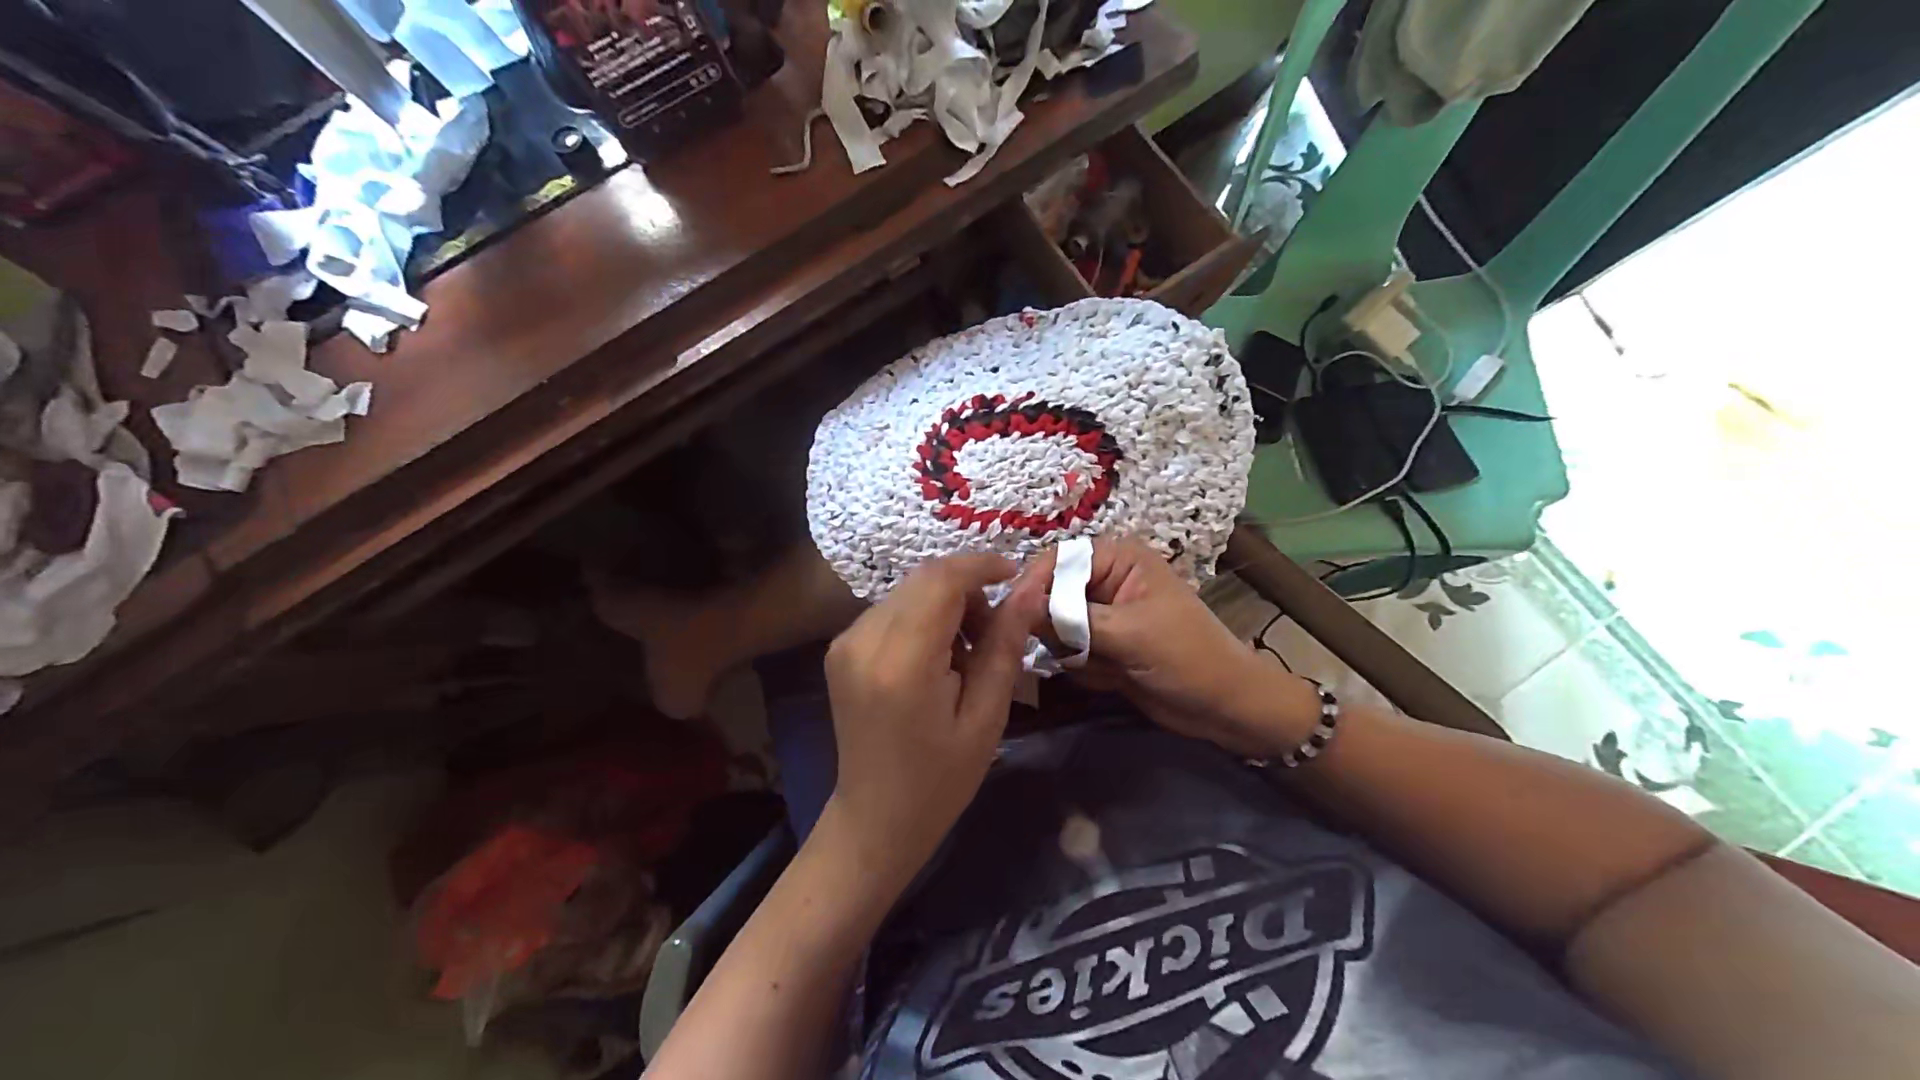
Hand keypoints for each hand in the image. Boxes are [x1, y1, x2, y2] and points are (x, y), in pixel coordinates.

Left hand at [820, 554, 1042, 885]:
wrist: (876, 817)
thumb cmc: (941, 779)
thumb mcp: (986, 715)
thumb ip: (1005, 644)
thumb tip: (1030, 588)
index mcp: (901, 661)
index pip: (940, 580)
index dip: (980, 565)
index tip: (1015, 574)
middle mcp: (863, 640)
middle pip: (923, 579)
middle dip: (967, 588)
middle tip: (996, 630)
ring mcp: (845, 642)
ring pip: (908, 591)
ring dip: (945, 603)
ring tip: (968, 652)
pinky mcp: (841, 648)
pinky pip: (891, 610)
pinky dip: (922, 618)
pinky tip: (937, 658)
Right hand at [1025, 538, 1321, 757]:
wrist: (1226, 708)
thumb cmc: (1187, 657)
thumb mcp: (1129, 634)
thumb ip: (1071, 619)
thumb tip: (1016, 606)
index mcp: (1119, 560)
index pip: (1058, 560)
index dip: (1034, 584)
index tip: (1015, 615)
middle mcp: (1106, 582)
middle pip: (1050, 596)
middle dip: (1060, 628)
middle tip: (1078, 651)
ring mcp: (1103, 617)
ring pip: (1056, 630)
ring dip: (1076, 654)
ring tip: (1109, 666)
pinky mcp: (1103, 648)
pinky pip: (1070, 655)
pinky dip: (1086, 670)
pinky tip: (1115, 679)